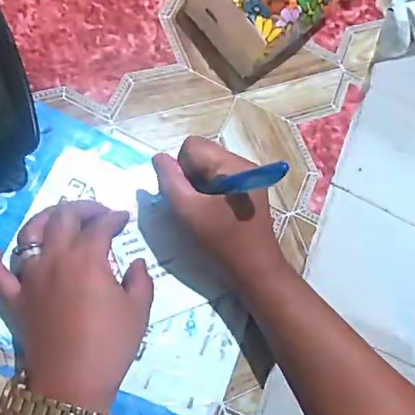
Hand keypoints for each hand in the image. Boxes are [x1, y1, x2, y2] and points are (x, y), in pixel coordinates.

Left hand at [0, 200, 153, 413]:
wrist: (73, 382)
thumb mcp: (139, 310)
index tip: (123, 218)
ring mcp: (29, 278)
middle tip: (97, 213)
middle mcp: (55, 259)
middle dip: (82, 208)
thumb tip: (134, 262)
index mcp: (87, 258)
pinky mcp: (14, 300)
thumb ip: (140, 280)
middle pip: (63, 218)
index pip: (100, 226)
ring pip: (29, 235)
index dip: (114, 217)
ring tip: (58, 219)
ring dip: (45, 219)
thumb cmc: (111, 344)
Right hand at [151, 137, 280, 282]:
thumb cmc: (221, 241)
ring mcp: (249, 177)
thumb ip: (170, 180)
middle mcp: (244, 164)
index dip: (181, 169)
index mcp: (233, 164)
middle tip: (194, 207)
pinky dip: (210, 194)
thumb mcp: (188, 211)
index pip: (192, 146)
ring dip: (199, 188)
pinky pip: (220, 181)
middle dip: (190, 178)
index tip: (186, 196)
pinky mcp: (249, 191)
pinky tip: (214, 215)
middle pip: (202, 156)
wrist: (255, 269)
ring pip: (209, 169)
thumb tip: (159, 157)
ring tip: (204, 213)